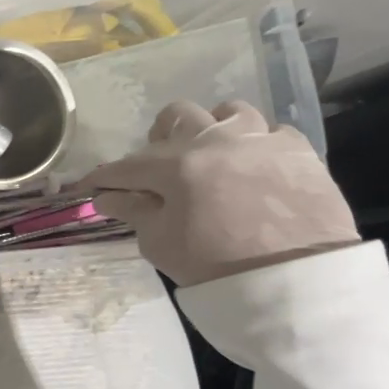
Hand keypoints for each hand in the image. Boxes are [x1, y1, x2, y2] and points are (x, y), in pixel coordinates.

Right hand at [78, 100, 359, 286]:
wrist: (294, 277)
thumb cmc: (214, 262)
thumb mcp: (159, 242)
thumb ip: (134, 211)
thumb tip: (108, 197)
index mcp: (176, 165)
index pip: (125, 166)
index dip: (101, 178)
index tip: (88, 187)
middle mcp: (217, 141)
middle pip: (178, 115)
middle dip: (158, 137)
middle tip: (157, 166)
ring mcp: (262, 140)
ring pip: (228, 111)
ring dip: (211, 130)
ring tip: (209, 156)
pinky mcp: (300, 150)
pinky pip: (271, 132)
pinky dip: (255, 145)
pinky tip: (251, 167)